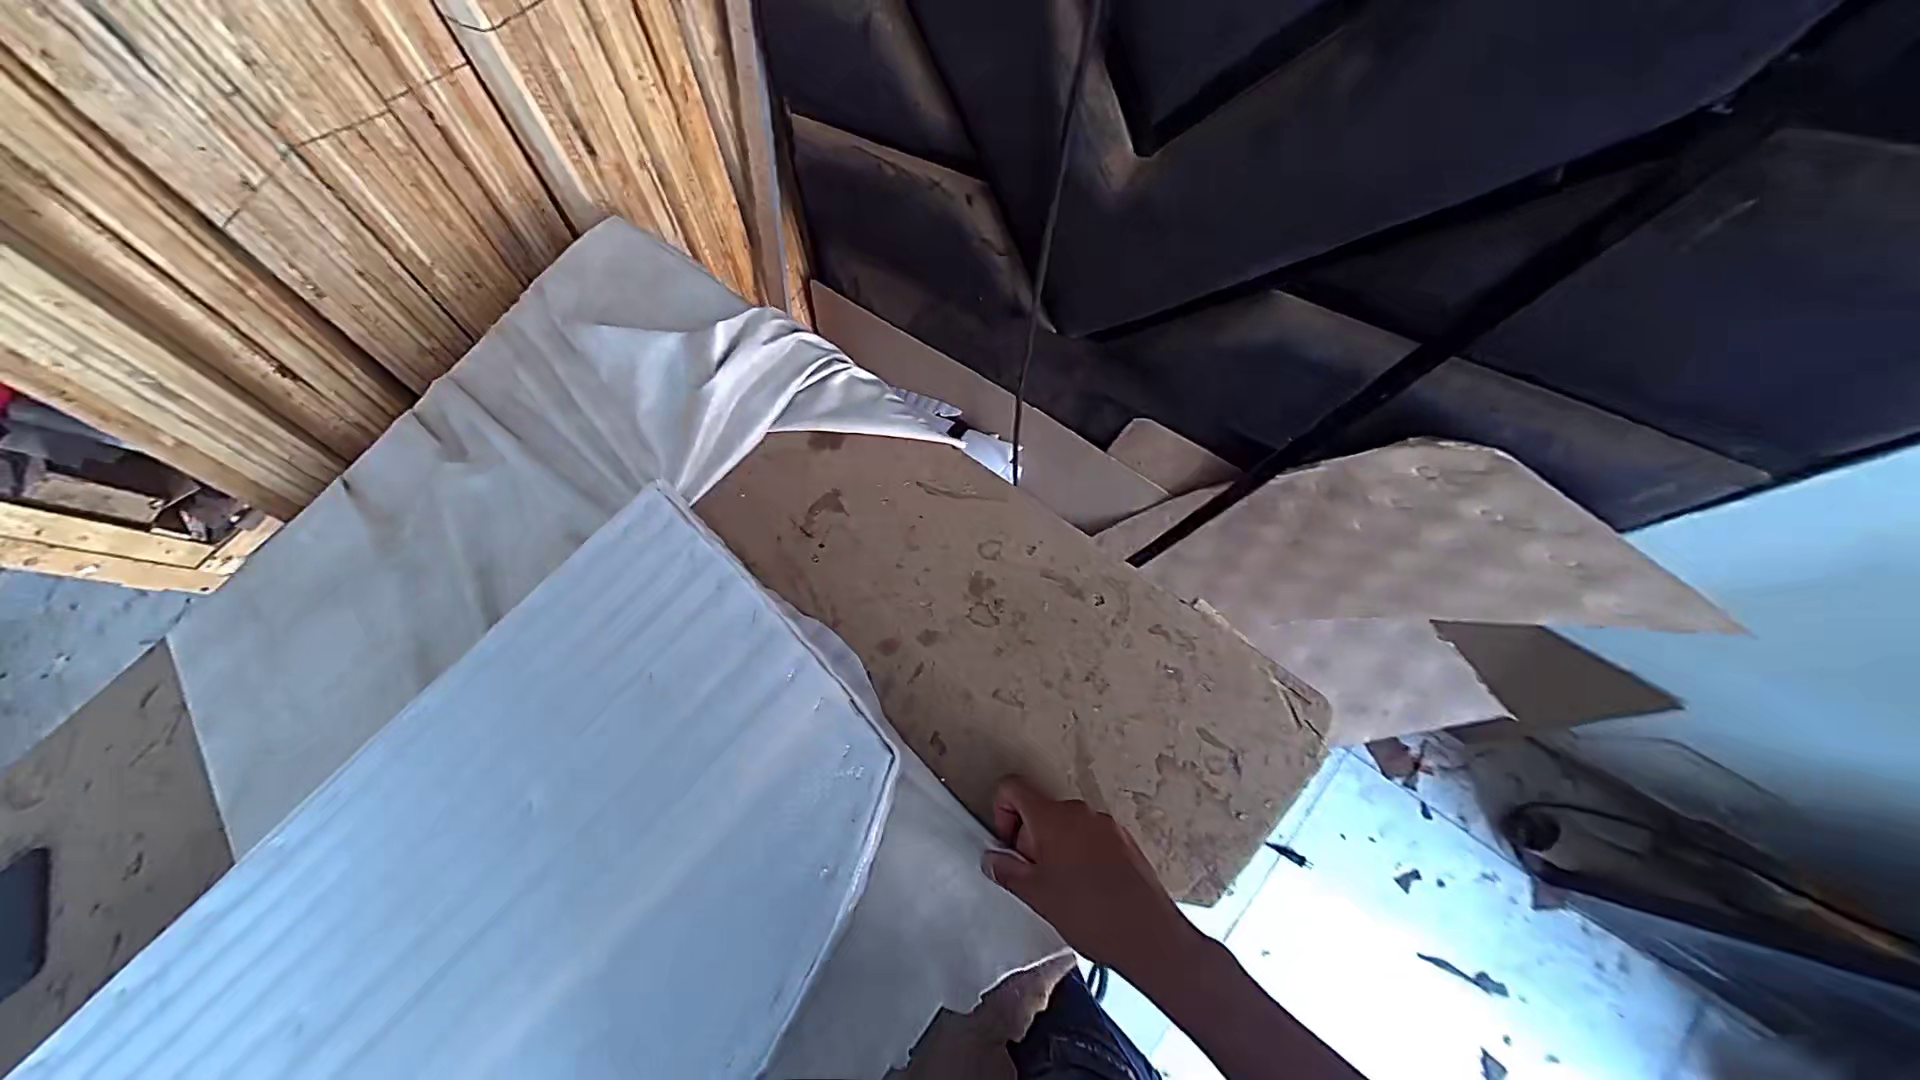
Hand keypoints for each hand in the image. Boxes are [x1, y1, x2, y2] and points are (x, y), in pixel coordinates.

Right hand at [980, 775, 1197, 974]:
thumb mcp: (1036, 896)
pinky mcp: (1123, 840)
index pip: (1013, 787)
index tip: (1008, 844)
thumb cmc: (1092, 914)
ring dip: (1054, 847)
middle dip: (1029, 838)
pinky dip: (1079, 853)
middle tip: (1033, 876)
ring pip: (1065, 824)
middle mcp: (1079, 811)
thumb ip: (1007, 871)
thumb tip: (993, 859)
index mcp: (1052, 818)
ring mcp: (1105, 824)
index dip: (1001, 811)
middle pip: (1040, 809)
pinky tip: (1085, 889)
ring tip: (1062, 888)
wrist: (1149, 936)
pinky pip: (1089, 835)